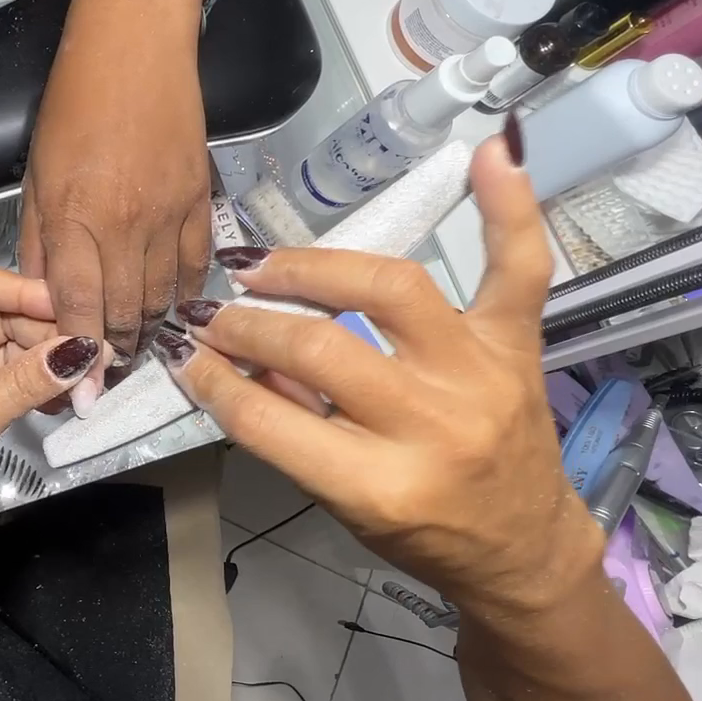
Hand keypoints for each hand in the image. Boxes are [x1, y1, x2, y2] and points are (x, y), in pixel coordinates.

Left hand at [0, 262, 99, 545]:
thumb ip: (25, 383)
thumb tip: (84, 350)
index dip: (28, 292)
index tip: (75, 313)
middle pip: (2, 316)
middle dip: (48, 336)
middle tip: (99, 359)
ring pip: (10, 351)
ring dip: (48, 365)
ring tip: (92, 382)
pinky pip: (7, 381)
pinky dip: (35, 389)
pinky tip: (66, 400)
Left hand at [21, 0, 211, 408]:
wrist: (137, 43)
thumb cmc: (73, 106)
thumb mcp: (36, 176)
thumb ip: (40, 241)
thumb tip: (42, 296)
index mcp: (74, 221)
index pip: (77, 310)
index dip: (78, 358)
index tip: (80, 394)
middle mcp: (124, 228)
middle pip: (124, 315)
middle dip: (114, 354)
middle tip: (106, 375)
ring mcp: (170, 216)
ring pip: (162, 299)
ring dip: (148, 331)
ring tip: (135, 349)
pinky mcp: (202, 202)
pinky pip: (197, 268)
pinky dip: (185, 296)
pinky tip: (173, 311)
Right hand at [160, 132, 602, 614]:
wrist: (522, 549)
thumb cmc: (418, 536)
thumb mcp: (336, 502)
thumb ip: (286, 425)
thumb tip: (230, 359)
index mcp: (381, 485)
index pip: (266, 418)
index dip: (209, 379)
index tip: (179, 351)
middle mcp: (434, 425)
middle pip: (318, 347)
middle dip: (246, 325)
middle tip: (208, 313)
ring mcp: (483, 375)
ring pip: (390, 290)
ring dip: (313, 268)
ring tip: (262, 264)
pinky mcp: (518, 348)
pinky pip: (520, 270)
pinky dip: (509, 209)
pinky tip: (493, 151)